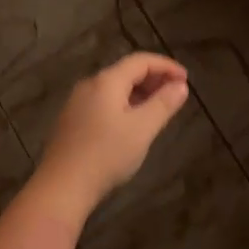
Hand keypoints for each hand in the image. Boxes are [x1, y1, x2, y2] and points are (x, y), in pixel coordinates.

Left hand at [34, 52, 190, 209]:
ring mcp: (77, 104)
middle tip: (176, 93)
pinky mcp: (71, 122)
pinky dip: (124, 105)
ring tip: (158, 108)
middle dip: (153, 78)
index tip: (186, 79)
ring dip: (139, 93)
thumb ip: (163, 104)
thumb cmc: (106, 154)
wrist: (62, 187)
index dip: (166, 66)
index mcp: (107, 81)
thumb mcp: (142, 129)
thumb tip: (181, 86)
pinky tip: (132, 124)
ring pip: (114, 89)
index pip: (141, 61)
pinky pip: (104, 103)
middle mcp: (89, 85)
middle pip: (126, 72)